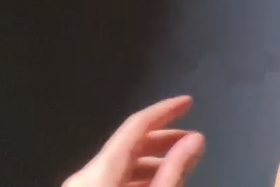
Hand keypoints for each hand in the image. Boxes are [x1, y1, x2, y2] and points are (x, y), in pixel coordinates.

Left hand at [63, 95, 205, 186]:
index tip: (187, 101)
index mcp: (99, 168)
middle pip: (128, 144)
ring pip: (119, 164)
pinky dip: (133, 178)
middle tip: (190, 141)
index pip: (137, 123)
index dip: (165, 108)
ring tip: (176, 167)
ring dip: (150, 162)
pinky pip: (109, 179)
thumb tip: (195, 139)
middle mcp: (83, 174)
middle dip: (163, 139)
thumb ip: (173, 168)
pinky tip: (152, 185)